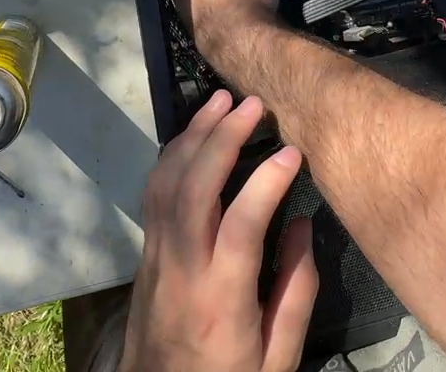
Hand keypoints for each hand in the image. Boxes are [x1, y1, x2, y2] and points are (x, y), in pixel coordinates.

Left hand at [121, 91, 317, 371]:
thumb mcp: (276, 361)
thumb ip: (295, 293)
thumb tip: (300, 224)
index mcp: (221, 300)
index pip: (241, 225)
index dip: (266, 182)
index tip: (292, 151)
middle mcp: (182, 268)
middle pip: (194, 188)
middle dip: (222, 137)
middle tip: (253, 104)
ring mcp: (156, 256)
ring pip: (167, 181)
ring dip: (194, 134)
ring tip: (221, 100)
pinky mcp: (144, 251)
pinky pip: (153, 192)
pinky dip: (173, 154)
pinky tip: (193, 133)